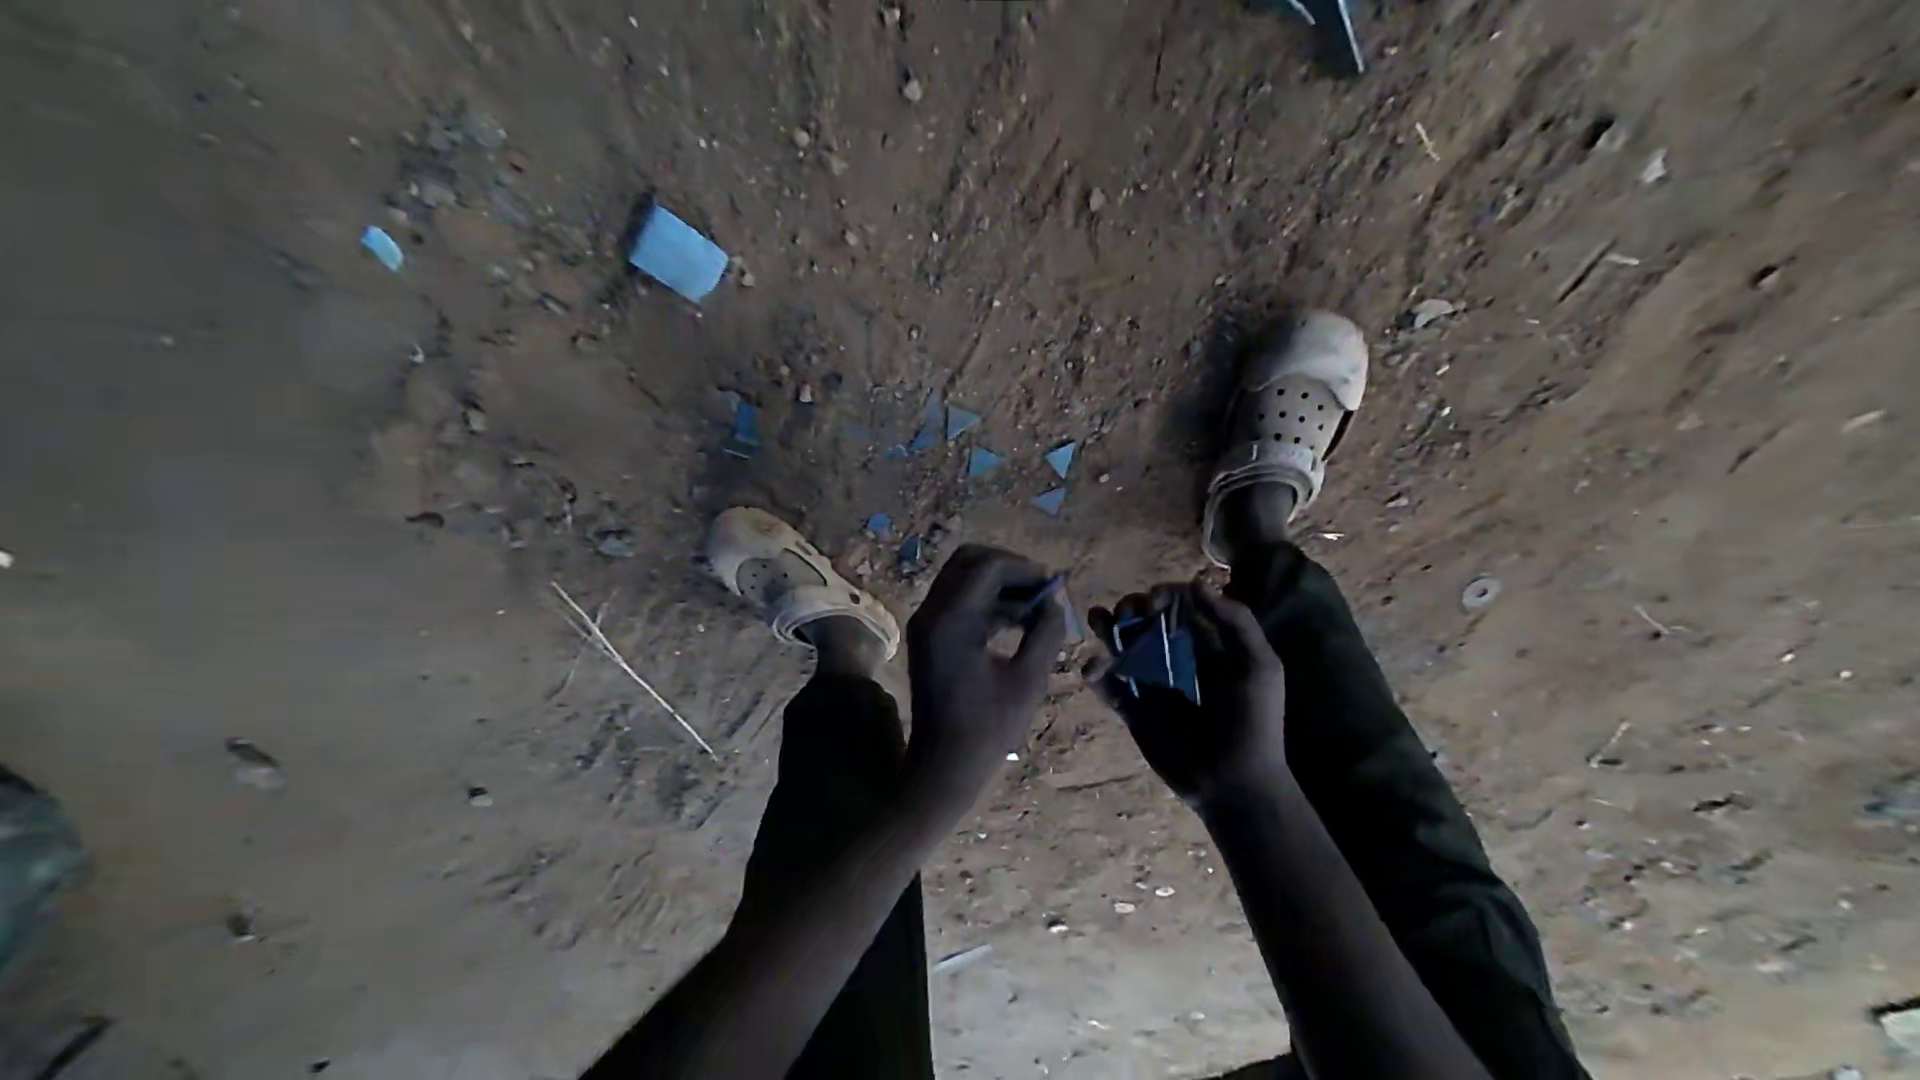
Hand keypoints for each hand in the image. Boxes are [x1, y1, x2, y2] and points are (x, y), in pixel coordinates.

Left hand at [904, 545, 1067, 803]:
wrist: (944, 764)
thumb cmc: (988, 727)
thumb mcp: (1028, 679)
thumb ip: (1046, 632)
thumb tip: (1056, 601)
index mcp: (951, 620)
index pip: (988, 567)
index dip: (1025, 570)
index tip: (1053, 587)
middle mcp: (931, 612)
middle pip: (969, 561)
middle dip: (1008, 569)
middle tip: (1040, 590)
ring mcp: (925, 623)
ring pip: (962, 579)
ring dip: (999, 586)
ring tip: (1036, 610)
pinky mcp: (928, 635)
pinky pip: (958, 601)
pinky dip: (986, 603)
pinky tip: (1017, 624)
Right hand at [1086, 582, 1288, 804]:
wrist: (1235, 783)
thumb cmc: (1254, 722)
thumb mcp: (1259, 666)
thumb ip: (1235, 621)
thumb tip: (1198, 583)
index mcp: (1206, 646)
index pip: (1179, 607)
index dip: (1164, 595)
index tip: (1155, 599)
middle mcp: (1175, 659)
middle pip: (1144, 621)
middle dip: (1132, 608)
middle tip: (1130, 615)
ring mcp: (1152, 684)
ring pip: (1121, 647)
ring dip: (1106, 628)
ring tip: (1099, 621)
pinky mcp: (1134, 710)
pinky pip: (1108, 687)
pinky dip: (1096, 674)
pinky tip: (1093, 668)